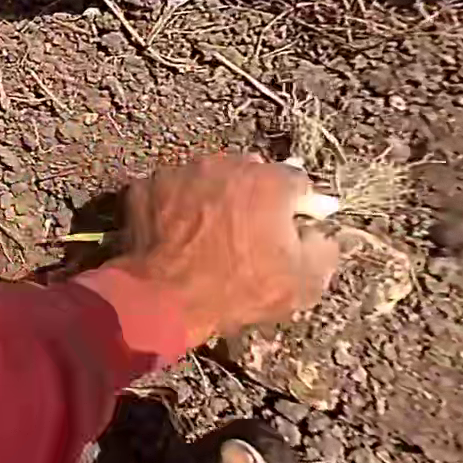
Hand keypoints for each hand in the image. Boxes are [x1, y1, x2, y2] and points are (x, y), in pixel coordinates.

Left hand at [106, 153, 338, 340]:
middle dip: (252, 192)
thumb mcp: (306, 278)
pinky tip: (175, 228)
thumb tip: (317, 234)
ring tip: (209, 226)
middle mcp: (218, 168)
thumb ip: (322, 246)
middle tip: (250, 222)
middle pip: (244, 171)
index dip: (298, 202)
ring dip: (209, 193)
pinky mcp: (140, 188)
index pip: (294, 180)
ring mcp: (174, 175)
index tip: (297, 220)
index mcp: (266, 181)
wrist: (163, 294)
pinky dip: (172, 203)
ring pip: (201, 176)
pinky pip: (165, 190)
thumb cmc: (237, 287)